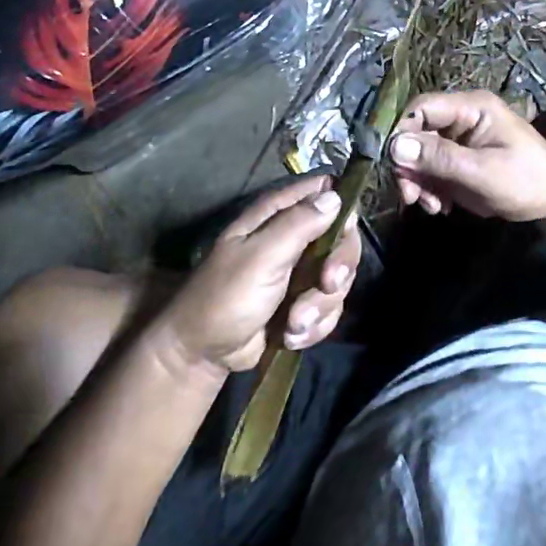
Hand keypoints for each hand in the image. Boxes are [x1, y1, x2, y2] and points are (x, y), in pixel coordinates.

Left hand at [151, 175, 359, 377]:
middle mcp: (294, 237)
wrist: (202, 353)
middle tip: (326, 285)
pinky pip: (330, 308)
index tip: (342, 236)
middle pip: (343, 240)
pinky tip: (291, 335)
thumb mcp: (260, 256)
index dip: (342, 210)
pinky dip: (315, 325)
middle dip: (338, 268)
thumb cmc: (225, 296)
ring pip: (339, 279)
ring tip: (294, 323)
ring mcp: (300, 272)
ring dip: (320, 306)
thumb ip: (298, 224)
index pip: (326, 193)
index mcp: (278, 215)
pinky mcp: (304, 303)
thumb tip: (334, 195)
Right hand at [388, 91, 545, 222]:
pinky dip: (430, 189)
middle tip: (412, 197)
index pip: (422, 108)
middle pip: (417, 133)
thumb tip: (394, 146)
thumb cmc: (527, 181)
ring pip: (420, 155)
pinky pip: (431, 170)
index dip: (401, 132)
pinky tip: (441, 207)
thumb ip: (440, 159)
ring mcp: (460, 140)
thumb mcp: (483, 172)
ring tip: (433, 207)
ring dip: (419, 182)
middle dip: (410, 166)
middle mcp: (462, 118)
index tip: (394, 165)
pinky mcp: (459, 160)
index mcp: (472, 108)